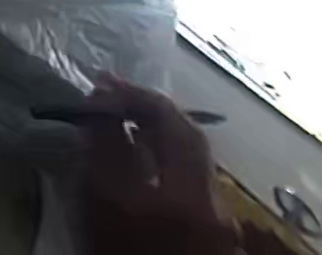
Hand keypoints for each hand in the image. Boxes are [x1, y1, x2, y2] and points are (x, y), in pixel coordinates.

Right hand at [83, 76, 237, 254]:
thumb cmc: (122, 252)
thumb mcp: (102, 200)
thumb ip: (104, 145)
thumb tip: (101, 100)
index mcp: (192, 196)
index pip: (175, 123)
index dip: (138, 95)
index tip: (101, 84)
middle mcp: (217, 205)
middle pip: (189, 138)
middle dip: (148, 108)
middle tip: (108, 91)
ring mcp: (220, 222)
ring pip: (189, 157)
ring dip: (153, 129)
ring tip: (115, 116)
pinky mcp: (213, 233)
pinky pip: (187, 177)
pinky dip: (159, 153)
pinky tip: (133, 152)